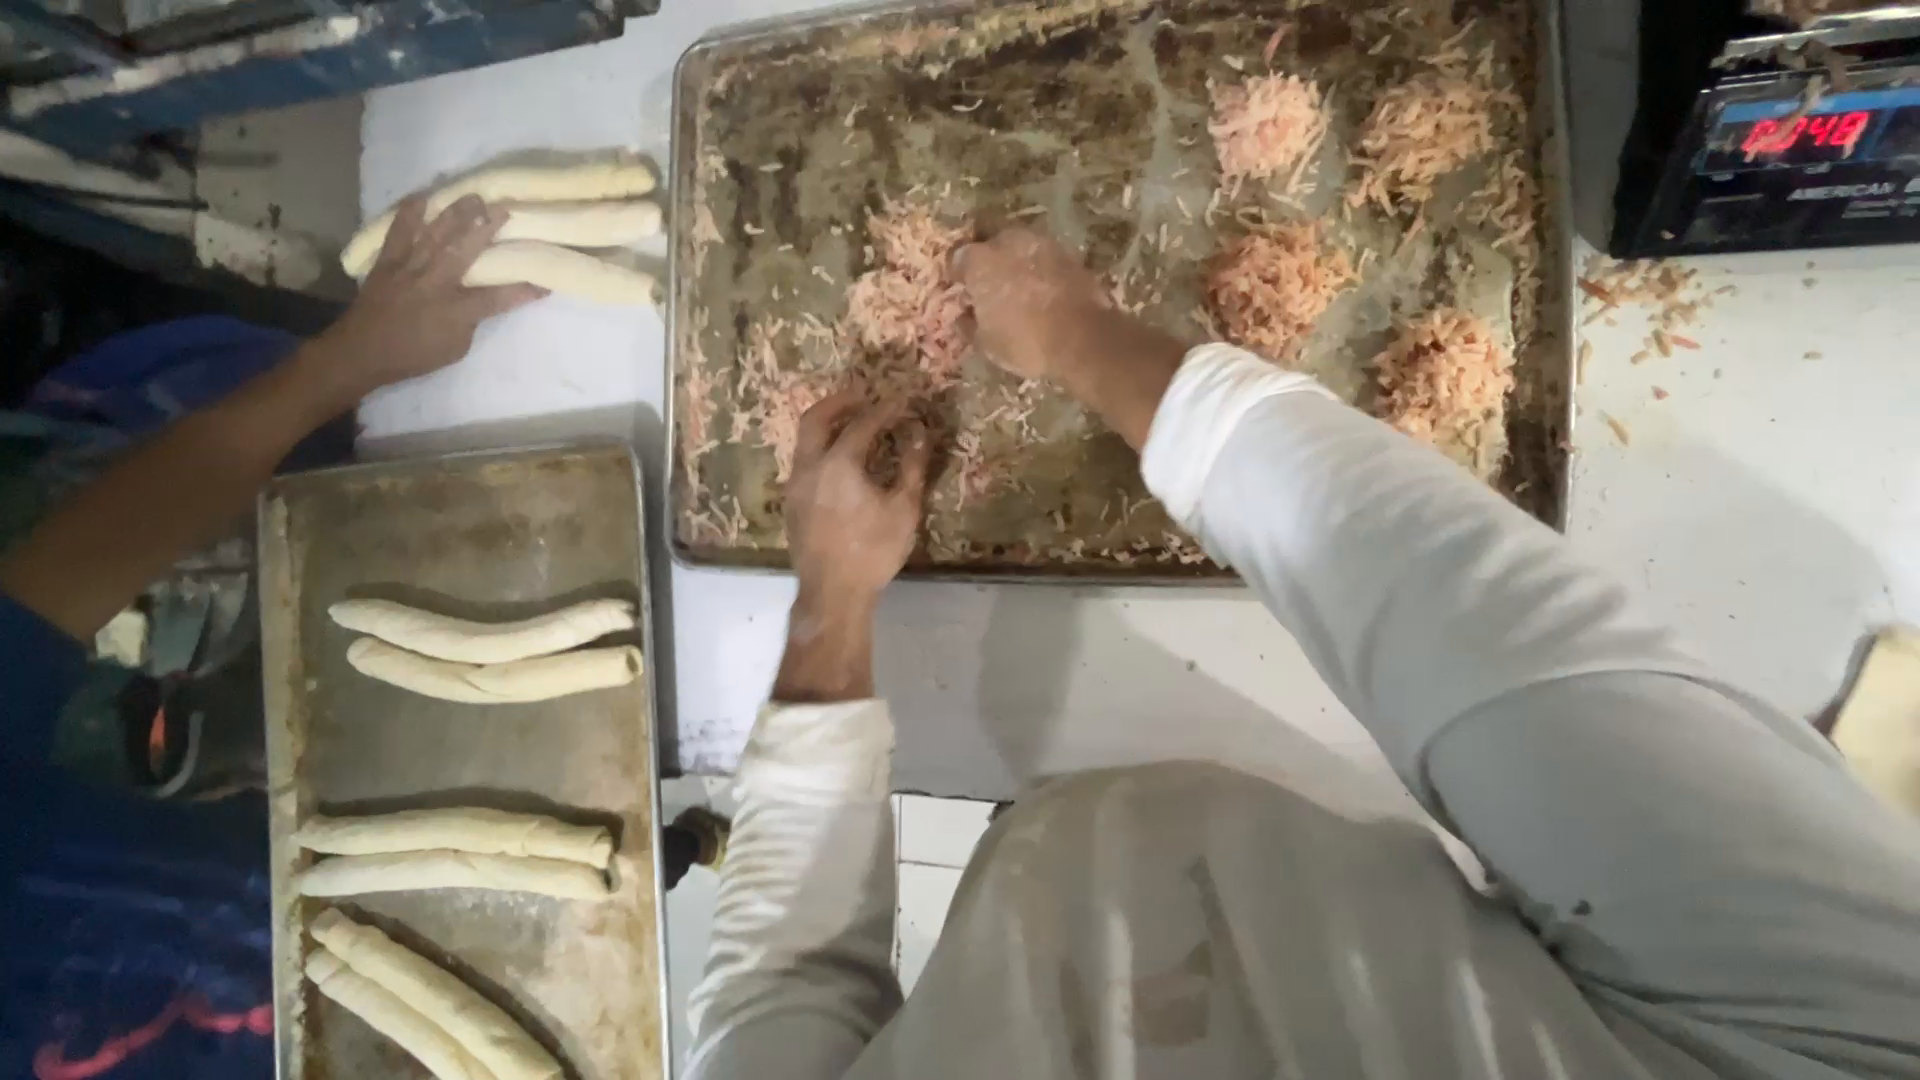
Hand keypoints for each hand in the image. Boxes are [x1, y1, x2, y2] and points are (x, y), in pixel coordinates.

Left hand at [307, 194, 545, 396]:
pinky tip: (422, 197)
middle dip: (486, 229)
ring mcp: (408, 268)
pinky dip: (410, 213)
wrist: (363, 351)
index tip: (545, 283)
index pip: (498, 298)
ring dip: (455, 213)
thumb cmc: (416, 355)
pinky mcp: (388, 262)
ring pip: (435, 235)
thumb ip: (471, 319)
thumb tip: (479, 299)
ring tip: (473, 196)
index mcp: (456, 310)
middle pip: (464, 251)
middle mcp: (434, 282)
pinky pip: (399, 232)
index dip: (523, 291)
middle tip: (504, 209)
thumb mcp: (457, 346)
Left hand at [772, 387, 928, 702]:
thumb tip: (919, 434)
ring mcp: (795, 486)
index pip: (862, 423)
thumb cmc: (873, 551)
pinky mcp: (791, 504)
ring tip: (851, 425)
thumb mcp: (903, 508)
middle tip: (861, 395)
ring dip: (828, 426)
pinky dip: (821, 450)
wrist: (832, 593)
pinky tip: (840, 463)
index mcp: (838, 463)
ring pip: (805, 442)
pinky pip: (804, 463)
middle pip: (816, 419)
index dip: (884, 409)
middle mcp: (809, 467)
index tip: (901, 401)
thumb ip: (912, 466)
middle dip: (839, 402)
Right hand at [952, 227, 1109, 382]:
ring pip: (1019, 248)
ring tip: (1018, 288)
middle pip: (989, 245)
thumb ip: (968, 325)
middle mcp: (1007, 241)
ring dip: (1015, 262)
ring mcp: (1041, 243)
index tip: (960, 289)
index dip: (956, 275)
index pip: (956, 258)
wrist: (1082, 338)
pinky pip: (1044, 257)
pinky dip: (1039, 269)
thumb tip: (963, 316)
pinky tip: (1043, 290)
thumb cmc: (1025, 342)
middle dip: (987, 263)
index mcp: (979, 261)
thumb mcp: (986, 344)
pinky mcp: (1068, 253)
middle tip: (989, 287)